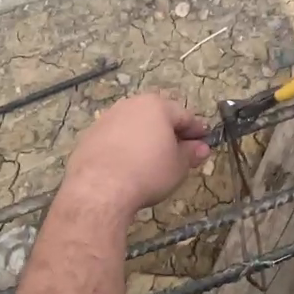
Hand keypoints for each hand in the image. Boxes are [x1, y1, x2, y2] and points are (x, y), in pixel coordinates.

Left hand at [60, 94, 210, 215]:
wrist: (100, 188)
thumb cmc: (148, 172)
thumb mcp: (178, 166)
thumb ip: (190, 153)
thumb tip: (201, 148)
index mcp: (157, 106)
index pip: (184, 115)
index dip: (196, 130)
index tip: (204, 142)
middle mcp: (131, 105)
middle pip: (157, 116)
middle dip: (170, 132)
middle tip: (180, 151)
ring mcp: (107, 119)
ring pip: (134, 125)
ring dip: (146, 138)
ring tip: (153, 160)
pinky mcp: (89, 136)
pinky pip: (115, 138)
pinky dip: (125, 147)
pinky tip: (128, 166)